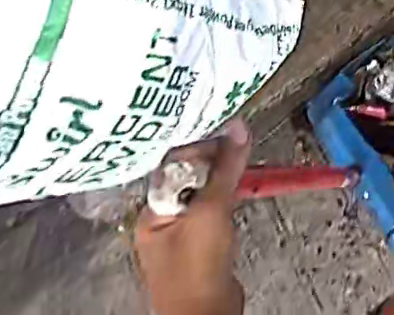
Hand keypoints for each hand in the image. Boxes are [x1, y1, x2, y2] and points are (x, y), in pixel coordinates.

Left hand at [133, 119, 249, 314]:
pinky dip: (226, 197)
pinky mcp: (203, 246)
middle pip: (188, 177)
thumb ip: (226, 167)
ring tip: (241, 158)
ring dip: (221, 177)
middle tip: (236, 142)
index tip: (222, 131)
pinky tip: (240, 188)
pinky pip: (213, 210)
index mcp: (152, 212)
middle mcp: (162, 221)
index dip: (198, 146)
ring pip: (203, 192)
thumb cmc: (198, 266)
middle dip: (212, 159)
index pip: (173, 165)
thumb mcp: (213, 209)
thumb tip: (238, 126)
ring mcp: (182, 235)